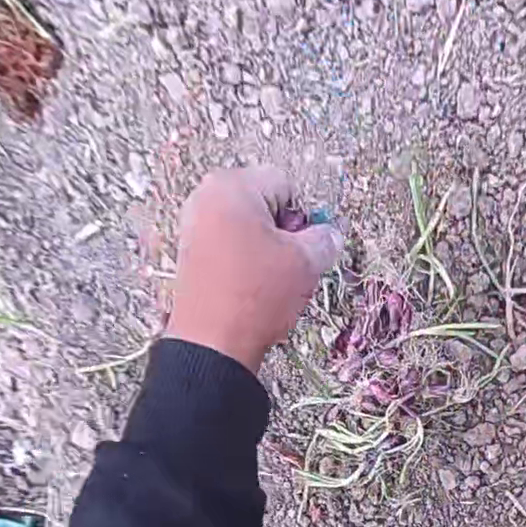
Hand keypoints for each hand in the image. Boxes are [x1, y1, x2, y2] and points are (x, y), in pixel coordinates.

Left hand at [164, 166, 343, 371]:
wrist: (215, 341)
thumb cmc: (257, 293)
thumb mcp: (305, 263)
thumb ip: (325, 240)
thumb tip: (332, 234)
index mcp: (232, 186)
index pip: (286, 185)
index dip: (306, 217)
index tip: (309, 246)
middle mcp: (206, 198)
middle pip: (266, 207)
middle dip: (287, 235)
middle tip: (295, 266)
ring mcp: (195, 227)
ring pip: (251, 232)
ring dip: (271, 254)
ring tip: (276, 284)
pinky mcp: (193, 256)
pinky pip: (234, 251)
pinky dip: (250, 267)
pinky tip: (257, 292)